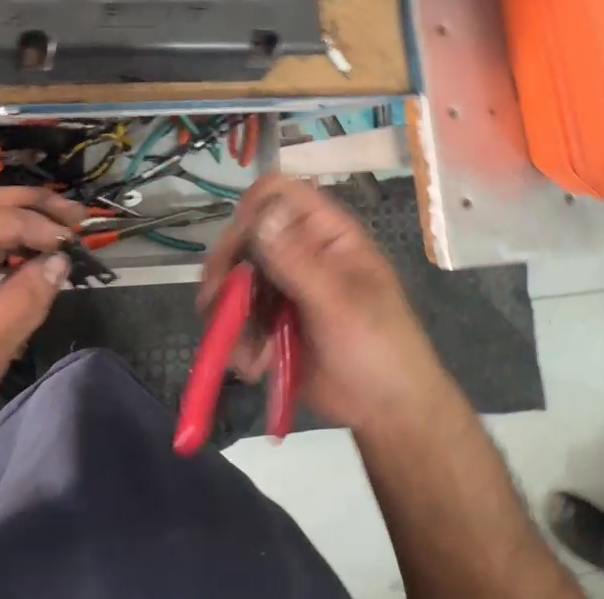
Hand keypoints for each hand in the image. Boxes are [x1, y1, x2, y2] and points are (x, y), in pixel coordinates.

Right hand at [200, 176, 434, 432]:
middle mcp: (298, 251)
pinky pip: (233, 315)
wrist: (386, 411)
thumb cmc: (380, 349)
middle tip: (217, 301)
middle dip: (227, 271)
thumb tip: (261, 213)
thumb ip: (297, 260)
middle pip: (243, 236)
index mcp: (325, 234)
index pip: (279, 193)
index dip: (253, 210)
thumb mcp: (340, 304)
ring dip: (229, 314)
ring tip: (245, 352)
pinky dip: (235, 340)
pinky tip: (254, 365)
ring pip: (231, 278)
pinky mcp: (266, 319)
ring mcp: (280, 285)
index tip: (239, 247)